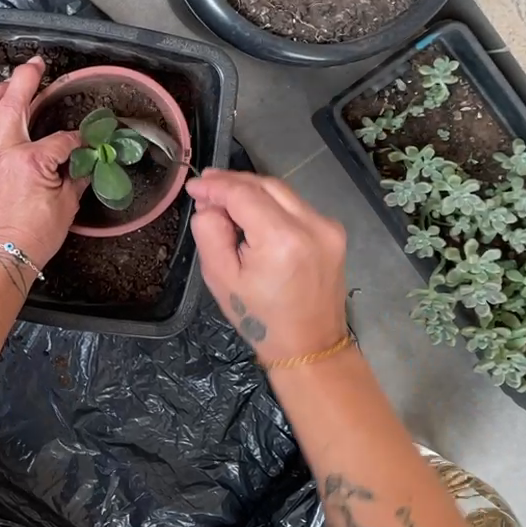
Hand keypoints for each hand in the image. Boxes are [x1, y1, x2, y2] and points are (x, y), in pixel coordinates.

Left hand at [0, 55, 85, 269]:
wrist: (3, 255)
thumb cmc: (36, 234)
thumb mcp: (67, 204)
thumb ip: (76, 175)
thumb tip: (85, 161)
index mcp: (31, 160)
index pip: (61, 138)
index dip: (77, 139)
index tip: (85, 143)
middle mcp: (3, 152)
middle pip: (13, 103)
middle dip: (26, 78)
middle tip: (36, 63)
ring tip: (8, 82)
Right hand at [188, 170, 348, 358]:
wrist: (308, 345)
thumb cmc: (259, 317)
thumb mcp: (220, 277)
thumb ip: (209, 233)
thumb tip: (209, 205)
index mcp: (281, 239)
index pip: (243, 194)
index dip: (215, 186)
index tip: (192, 187)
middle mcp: (311, 225)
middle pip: (265, 185)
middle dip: (232, 181)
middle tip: (204, 185)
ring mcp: (327, 227)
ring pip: (281, 191)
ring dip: (250, 189)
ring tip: (222, 196)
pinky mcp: (333, 232)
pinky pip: (294, 205)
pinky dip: (269, 202)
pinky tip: (250, 212)